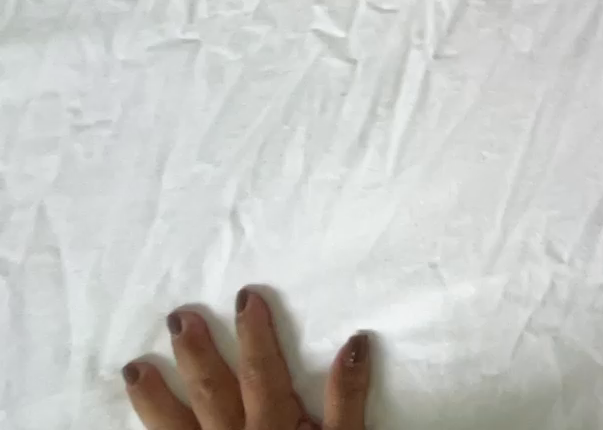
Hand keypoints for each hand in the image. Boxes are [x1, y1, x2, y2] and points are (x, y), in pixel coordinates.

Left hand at [120, 288, 371, 429]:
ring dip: (154, 396)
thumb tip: (356, 342)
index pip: (262, 368)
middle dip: (196, 353)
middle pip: (211, 390)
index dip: (255, 331)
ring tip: (134, 368)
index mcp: (272, 425)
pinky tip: (138, 427)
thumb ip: (348, 397)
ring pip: (173, 426)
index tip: (246, 296)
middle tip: (178, 318)